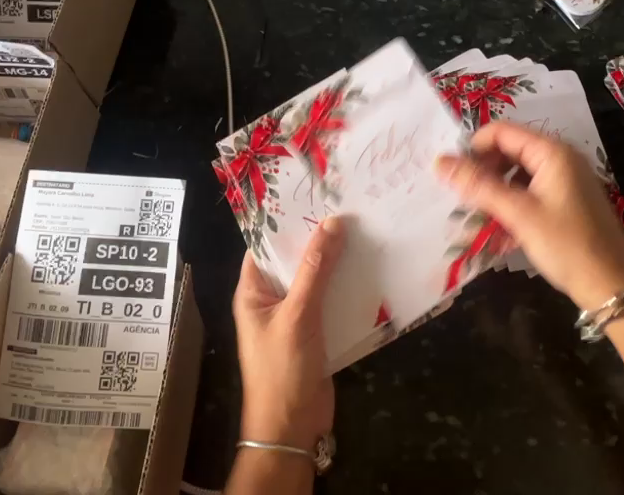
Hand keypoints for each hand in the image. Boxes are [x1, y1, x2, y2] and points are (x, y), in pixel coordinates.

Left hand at [232, 217, 344, 449]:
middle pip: (295, 259)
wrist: (292, 429)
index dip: (287, 220)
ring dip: (337, 261)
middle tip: (349, 206)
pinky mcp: (316, 332)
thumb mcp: (298, 315)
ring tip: (365, 230)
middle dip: (319, 238)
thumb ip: (316, 269)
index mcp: (253, 291)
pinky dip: (347, 286)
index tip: (314, 195)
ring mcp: (295, 316)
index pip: (266, 244)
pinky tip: (370, 269)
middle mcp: (271, 298)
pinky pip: (331, 300)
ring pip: (317, 278)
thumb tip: (334, 222)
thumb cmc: (282, 370)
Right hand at [437, 121, 623, 312]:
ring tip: (479, 220)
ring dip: (496, 193)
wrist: (614, 287)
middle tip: (464, 200)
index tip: (453, 175)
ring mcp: (565, 180)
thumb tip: (440, 162)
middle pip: (509, 151)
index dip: (473, 148)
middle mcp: (560, 158)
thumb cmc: (567, 246)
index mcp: (552, 152)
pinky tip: (501, 234)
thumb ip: (478, 186)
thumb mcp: (519, 214)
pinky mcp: (566, 201)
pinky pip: (530, 192)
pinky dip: (513, 206)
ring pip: (517, 175)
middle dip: (484, 173)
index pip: (501, 132)